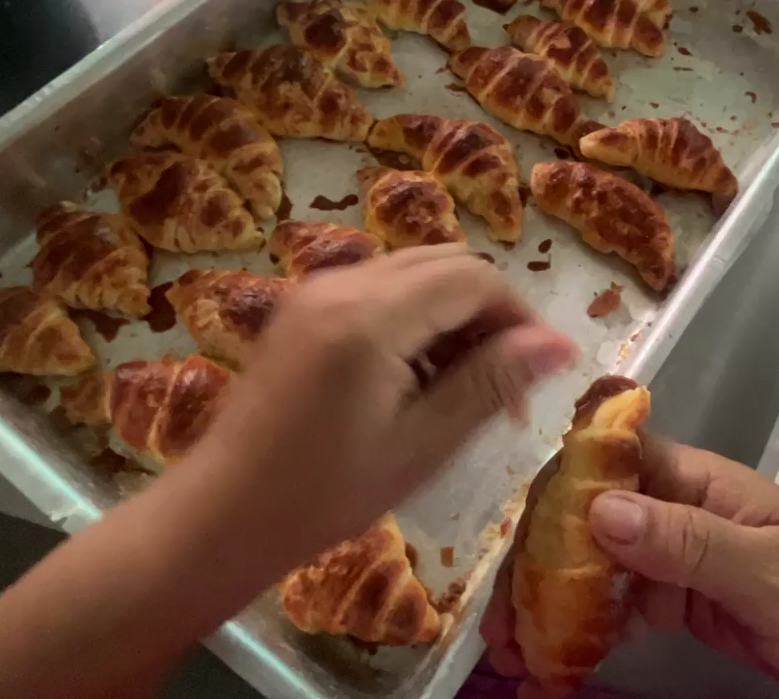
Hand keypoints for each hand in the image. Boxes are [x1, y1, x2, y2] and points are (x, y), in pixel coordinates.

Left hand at [169, 245, 579, 573]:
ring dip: (456, 310)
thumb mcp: (422, 444)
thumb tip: (560, 342)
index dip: (518, 315)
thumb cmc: (324, 495)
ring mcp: (320, 286)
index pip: (475, 277)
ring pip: (420, 268)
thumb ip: (492, 382)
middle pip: (450, 261)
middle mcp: (344, 281)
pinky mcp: (308, 301)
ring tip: (460, 381)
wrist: (218, 517)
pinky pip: (386, 284)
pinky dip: (419, 312)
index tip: (534, 373)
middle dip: (489, 310)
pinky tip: (415, 371)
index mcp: (370, 316)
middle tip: (501, 379)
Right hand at [481, 436, 778, 697]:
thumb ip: (685, 541)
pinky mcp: (678, 596)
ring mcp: (675, 551)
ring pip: (599, 564)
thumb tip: (598, 508)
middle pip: (593, 516)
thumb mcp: (764, 569)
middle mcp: (676, 505)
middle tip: (501, 619)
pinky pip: (621, 606)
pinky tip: (554, 661)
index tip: (518, 539)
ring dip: (555, 600)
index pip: (614, 462)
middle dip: (544, 559)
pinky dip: (587, 631)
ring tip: (510, 647)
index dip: (562, 490)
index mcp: (696, 478)